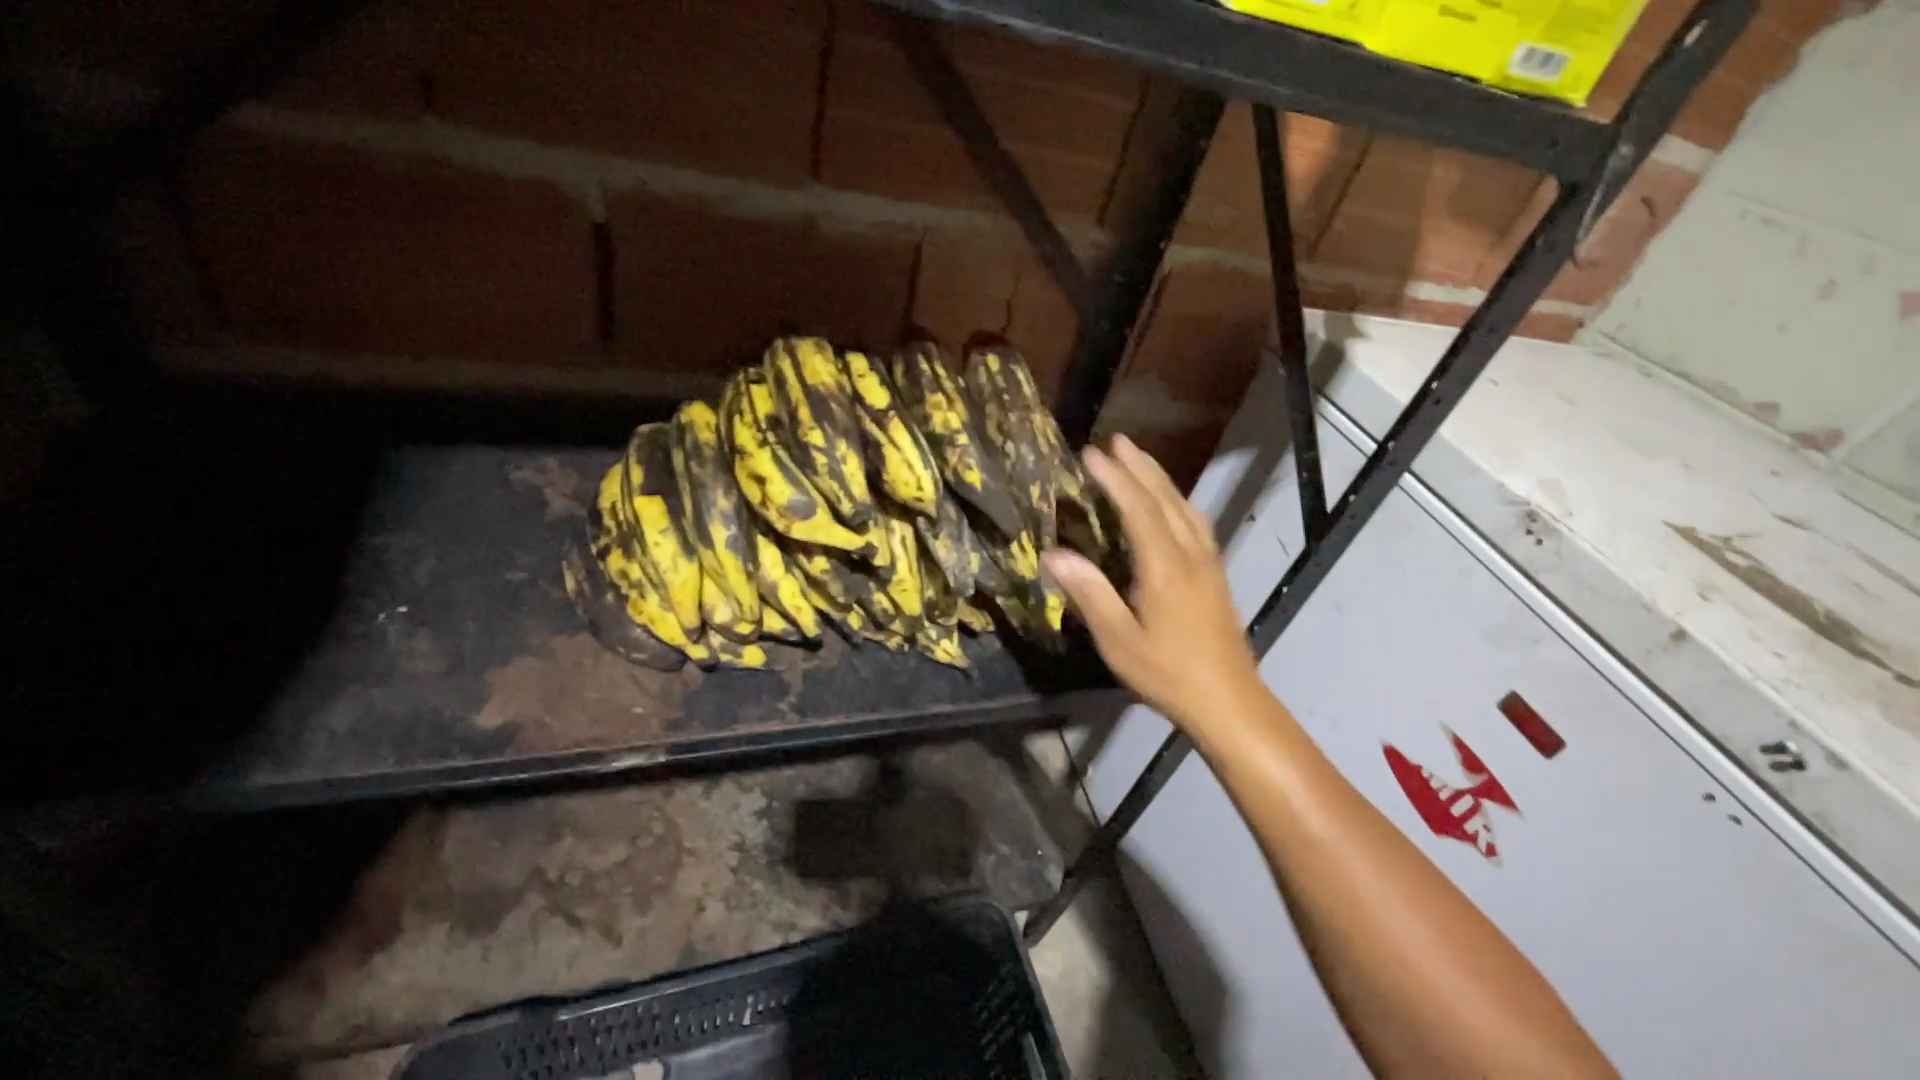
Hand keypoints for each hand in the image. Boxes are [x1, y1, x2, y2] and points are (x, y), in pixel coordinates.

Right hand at [1042, 435, 1264, 736]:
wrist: (1229, 700)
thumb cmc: (1168, 673)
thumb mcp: (1119, 640)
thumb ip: (1090, 594)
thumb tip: (1054, 554)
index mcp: (1165, 567)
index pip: (1137, 509)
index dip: (1115, 479)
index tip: (1092, 454)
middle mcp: (1191, 556)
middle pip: (1166, 499)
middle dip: (1140, 468)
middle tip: (1118, 441)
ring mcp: (1210, 564)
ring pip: (1186, 508)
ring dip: (1161, 480)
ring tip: (1140, 461)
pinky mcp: (1217, 577)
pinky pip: (1197, 523)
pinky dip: (1178, 502)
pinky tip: (1173, 506)